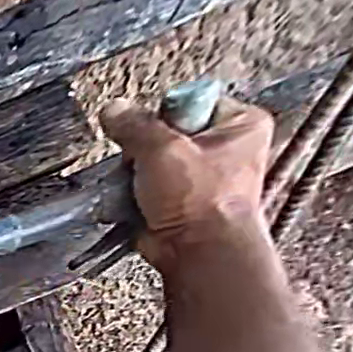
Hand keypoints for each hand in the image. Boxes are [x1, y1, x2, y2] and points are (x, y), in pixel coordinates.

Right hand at [100, 95, 274, 269]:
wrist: (196, 248)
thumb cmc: (199, 200)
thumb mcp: (162, 150)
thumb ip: (135, 127)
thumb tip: (113, 109)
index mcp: (239, 123)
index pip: (188, 103)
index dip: (160, 119)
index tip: (151, 136)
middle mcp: (224, 147)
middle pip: (163, 136)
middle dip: (141, 154)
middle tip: (143, 167)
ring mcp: (200, 177)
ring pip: (149, 164)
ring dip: (132, 177)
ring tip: (136, 190)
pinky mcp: (178, 201)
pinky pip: (144, 189)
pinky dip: (131, 196)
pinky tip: (132, 204)